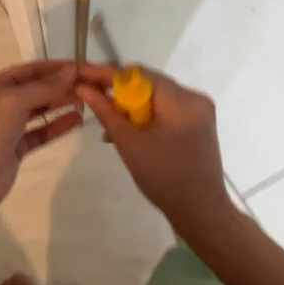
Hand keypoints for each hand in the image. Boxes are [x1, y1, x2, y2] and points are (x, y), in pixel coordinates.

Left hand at [0, 61, 83, 215]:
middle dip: (62, 85)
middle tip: (93, 84)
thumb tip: (70, 71)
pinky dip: (57, 125)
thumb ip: (44, 86)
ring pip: (39, 110)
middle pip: (35, 88)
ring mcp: (7, 126)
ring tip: (89, 98)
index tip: (84, 66)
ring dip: (61, 102)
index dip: (56, 67)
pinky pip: (40, 132)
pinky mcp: (16, 148)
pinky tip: (77, 120)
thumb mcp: (14, 101)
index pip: (29, 70)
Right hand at [76, 64, 242, 237]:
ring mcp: (199, 110)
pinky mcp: (198, 123)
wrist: (201, 211)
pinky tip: (129, 131)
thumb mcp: (128, 143)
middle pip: (147, 82)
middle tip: (92, 99)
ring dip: (130, 105)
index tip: (82, 75)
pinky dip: (145, 115)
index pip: (138, 74)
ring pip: (155, 96)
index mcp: (181, 100)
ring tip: (109, 124)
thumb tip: (83, 88)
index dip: (107, 73)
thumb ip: (105, 111)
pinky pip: (165, 108)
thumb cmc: (163, 178)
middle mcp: (194, 98)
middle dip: (118, 91)